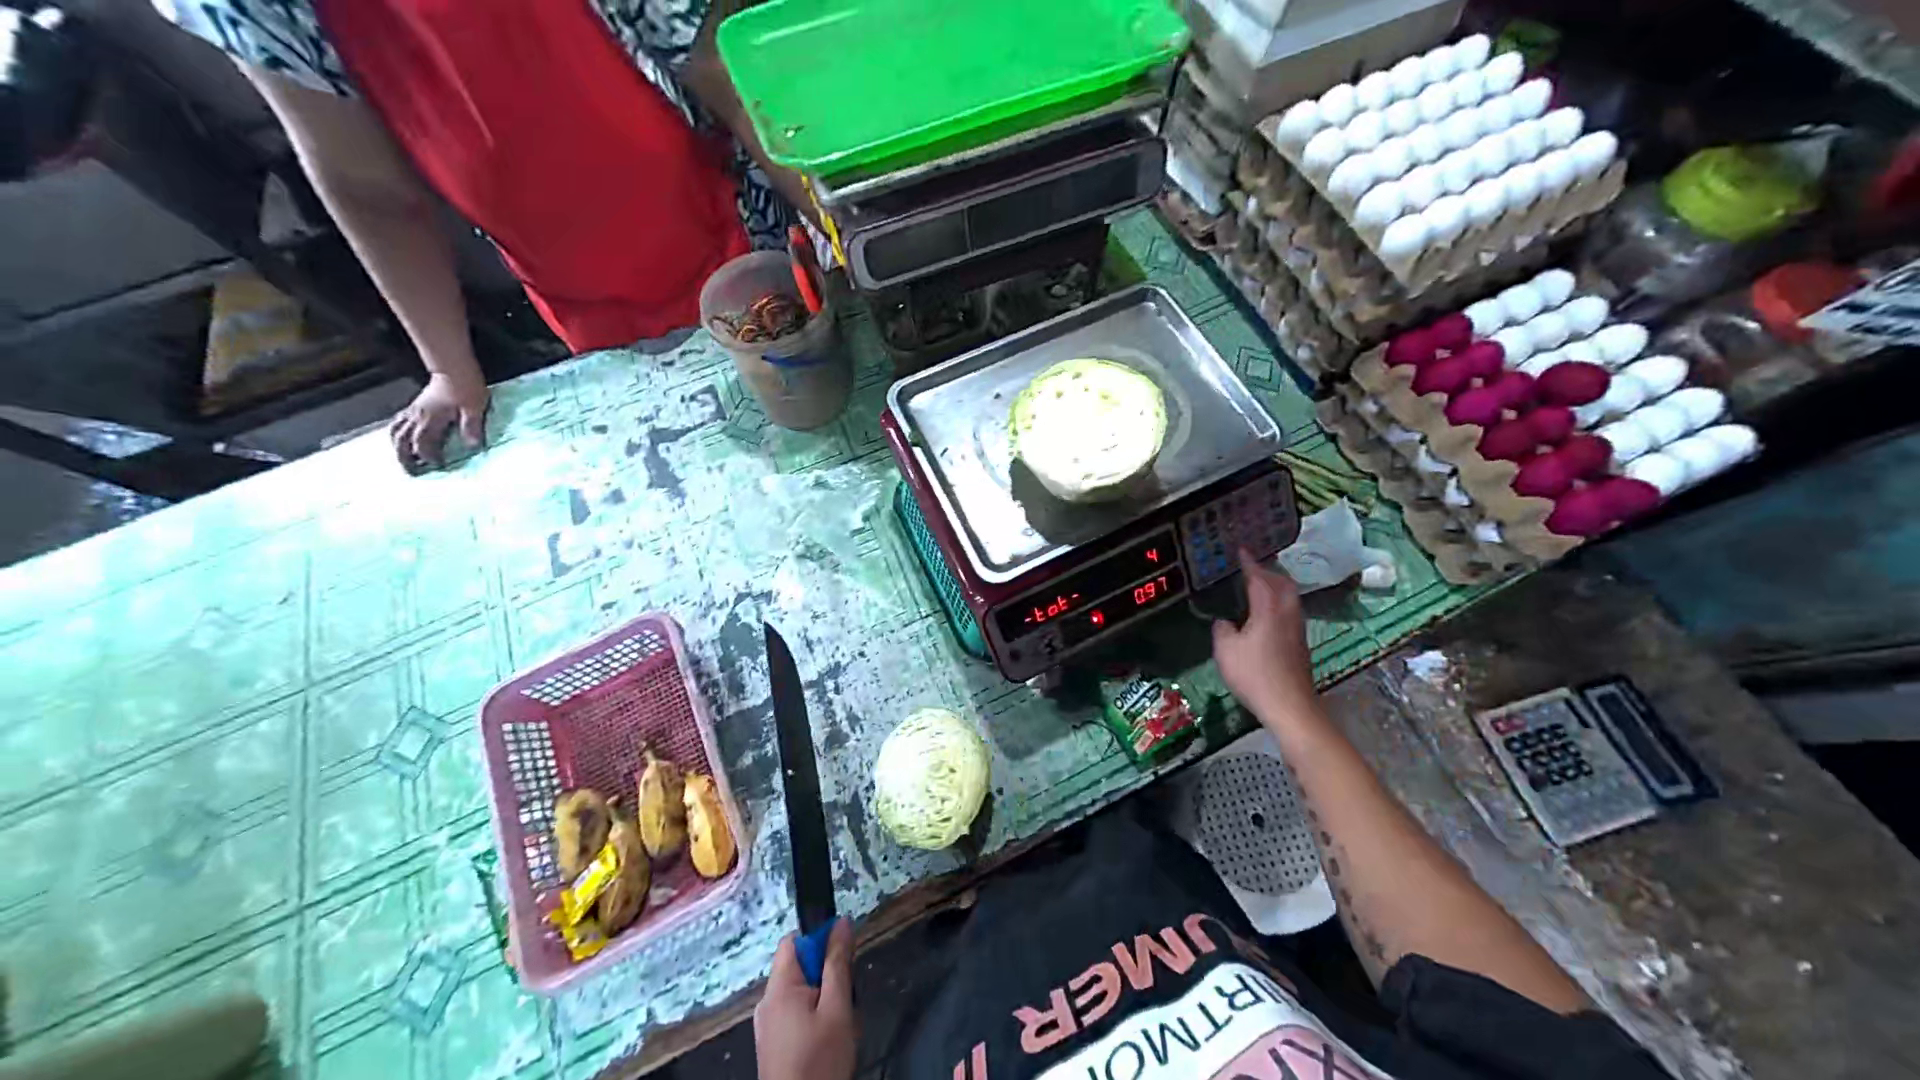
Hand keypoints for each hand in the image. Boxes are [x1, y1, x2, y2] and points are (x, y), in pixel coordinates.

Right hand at [391, 372, 488, 469]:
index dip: (428, 457)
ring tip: (405, 460)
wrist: (455, 369)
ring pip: (395, 432)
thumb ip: (472, 427)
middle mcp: (417, 416)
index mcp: (431, 419)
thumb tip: (473, 447)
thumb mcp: (475, 408)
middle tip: (412, 472)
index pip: (422, 443)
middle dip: (404, 458)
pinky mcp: (414, 407)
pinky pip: (398, 422)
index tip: (439, 465)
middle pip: (402, 441)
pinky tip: (401, 440)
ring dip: (397, 447)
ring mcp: (413, 411)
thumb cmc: (467, 388)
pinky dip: (396, 434)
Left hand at [754, 919, 856, 1079]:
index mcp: (778, 988)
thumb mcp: (838, 1008)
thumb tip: (840, 924)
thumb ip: (838, 963)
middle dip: (825, 974)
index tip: (843, 955)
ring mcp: (767, 1026)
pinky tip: (827, 1040)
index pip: (793, 940)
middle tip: (845, 997)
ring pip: (799, 992)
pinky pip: (794, 1014)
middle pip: (798, 967)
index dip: (819, 939)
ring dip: (822, 998)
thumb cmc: (819, 1062)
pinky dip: (813, 1017)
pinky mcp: (772, 1045)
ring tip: (839, 1022)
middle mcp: (767, 1002)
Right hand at [1213, 550, 1316, 720]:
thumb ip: (1222, 630)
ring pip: (1290, 597)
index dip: (1249, 563)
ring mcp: (1297, 628)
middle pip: (1283, 583)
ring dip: (1276, 587)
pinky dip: (1278, 602)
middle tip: (1252, 568)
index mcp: (1268, 609)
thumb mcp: (1226, 651)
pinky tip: (1266, 614)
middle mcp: (1287, 613)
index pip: (1259, 578)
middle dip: (1268, 572)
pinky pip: (1290, 610)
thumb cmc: (1255, 674)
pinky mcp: (1300, 643)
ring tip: (1259, 586)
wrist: (1290, 705)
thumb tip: (1225, 622)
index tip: (1242, 551)